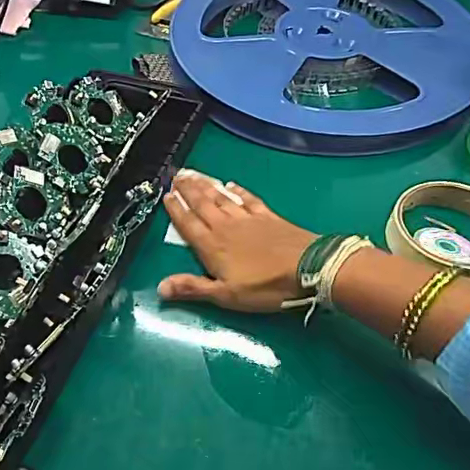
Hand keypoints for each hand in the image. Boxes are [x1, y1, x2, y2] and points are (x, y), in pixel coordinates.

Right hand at [158, 171, 316, 312]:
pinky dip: (237, 191)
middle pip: (202, 204)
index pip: (188, 224)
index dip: (175, 210)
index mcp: (211, 246)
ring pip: (220, 198)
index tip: (166, 195)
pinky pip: (248, 199)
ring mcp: (247, 219)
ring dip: (206, 185)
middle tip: (176, 175)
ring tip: (193, 174)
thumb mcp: (226, 295)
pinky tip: (230, 185)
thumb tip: (160, 287)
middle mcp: (225, 227)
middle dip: (187, 190)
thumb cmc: (265, 287)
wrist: (309, 269)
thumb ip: (193, 288)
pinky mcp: (268, 216)